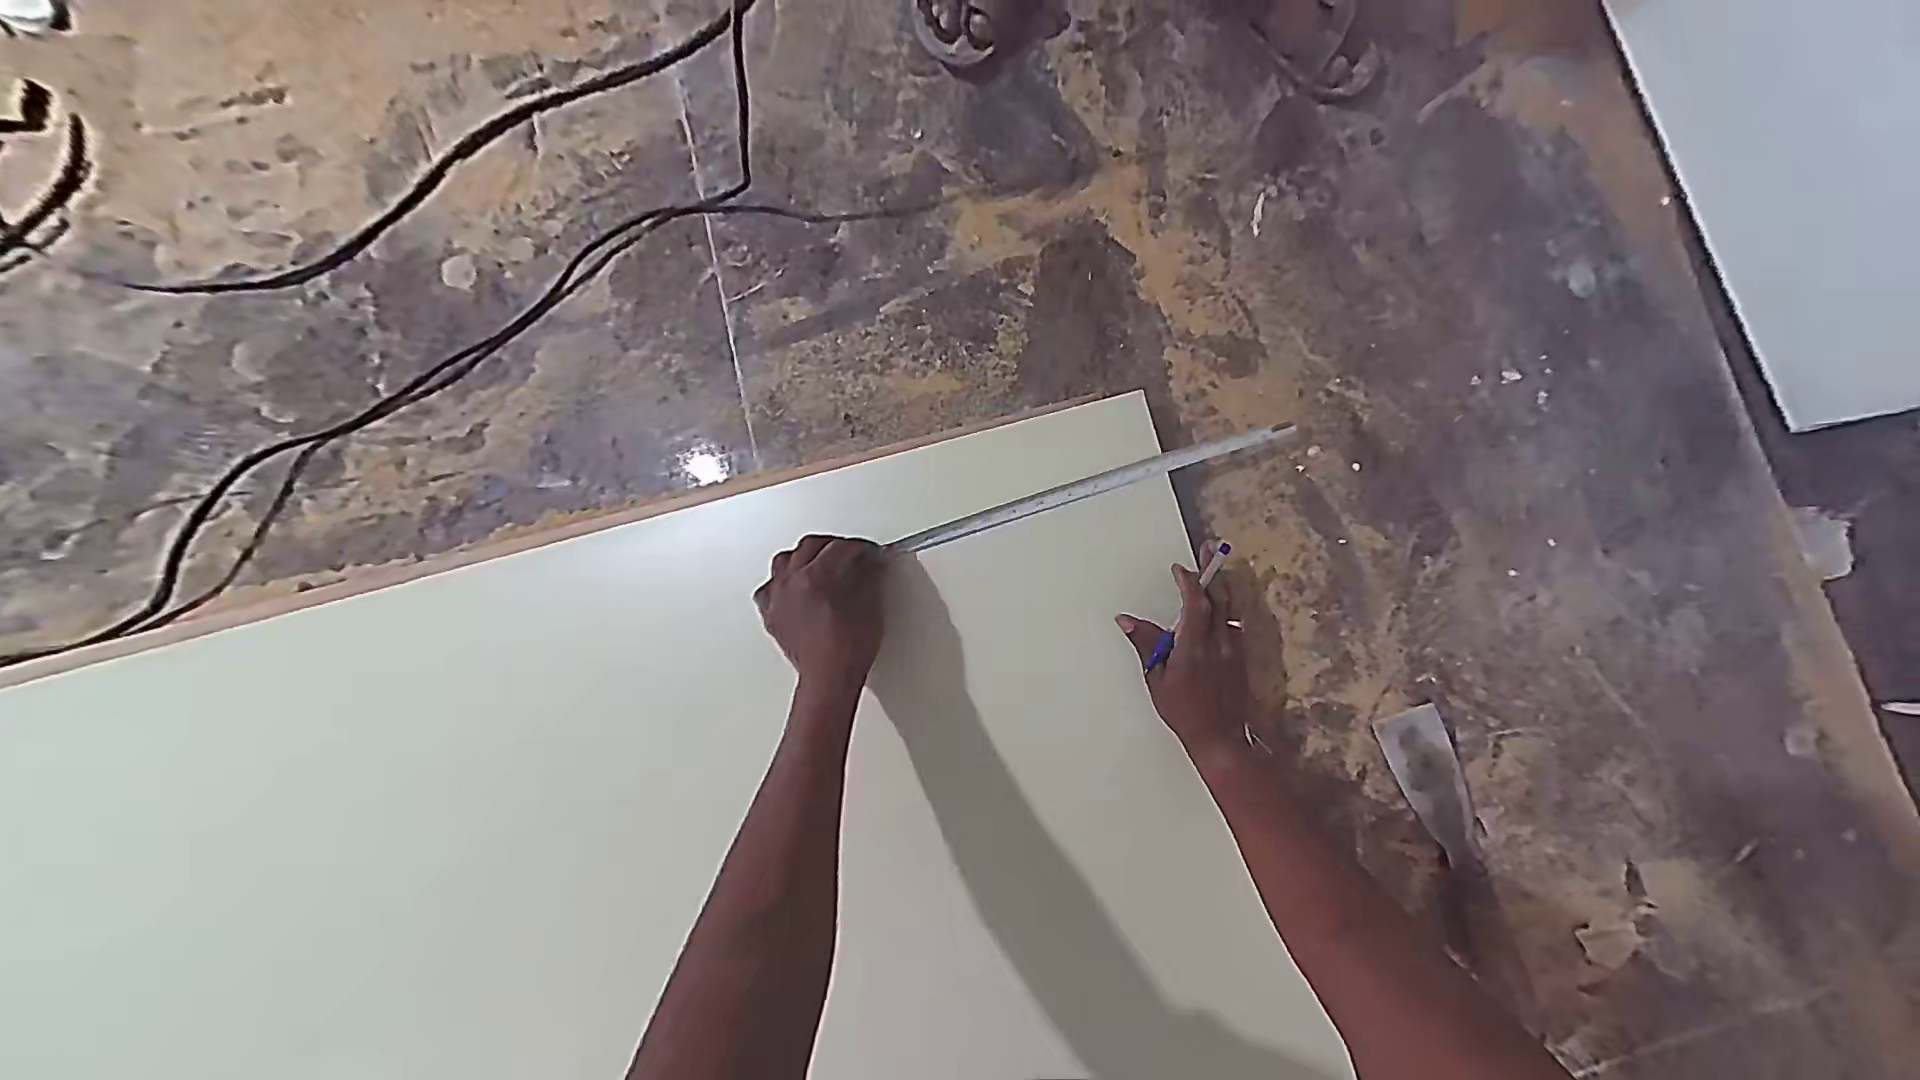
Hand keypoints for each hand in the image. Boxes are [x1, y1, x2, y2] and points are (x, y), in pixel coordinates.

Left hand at [754, 535, 889, 688]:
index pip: (841, 548)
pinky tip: (794, 585)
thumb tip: (869, 566)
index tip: (869, 552)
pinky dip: (783, 581)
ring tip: (821, 562)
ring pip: (785, 561)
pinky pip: (770, 587)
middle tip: (851, 552)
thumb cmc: (847, 652)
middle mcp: (791, 583)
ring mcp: (778, 599)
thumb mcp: (870, 607)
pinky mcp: (772, 615)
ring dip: (805, 557)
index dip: (860, 548)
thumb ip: (868, 578)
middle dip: (834, 546)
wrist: (829, 680)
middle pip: (810, 546)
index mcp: (816, 577)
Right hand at [1117, 556, 1253, 756]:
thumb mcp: (1157, 678)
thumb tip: (1127, 620)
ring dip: (1222, 585)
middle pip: (1219, 597)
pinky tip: (1222, 603)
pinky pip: (1234, 621)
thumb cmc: (1184, 710)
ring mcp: (1233, 648)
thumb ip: (1146, 644)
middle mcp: (1218, 641)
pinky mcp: (1240, 656)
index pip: (1194, 603)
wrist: (1221, 737)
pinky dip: (1227, 606)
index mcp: (1195, 645)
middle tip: (1211, 548)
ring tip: (1216, 568)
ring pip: (1230, 607)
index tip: (1179, 568)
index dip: (1188, 582)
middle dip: (1213, 570)